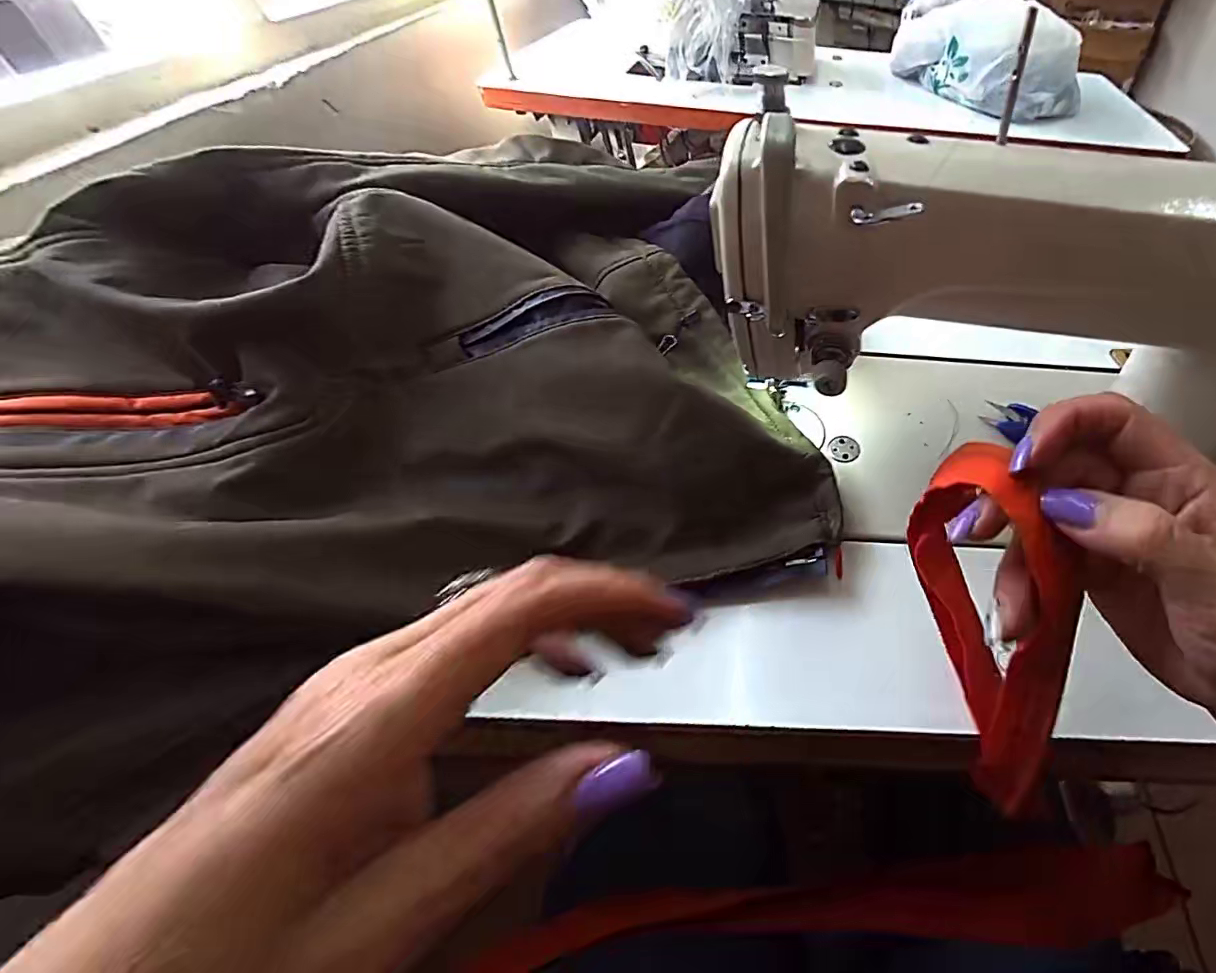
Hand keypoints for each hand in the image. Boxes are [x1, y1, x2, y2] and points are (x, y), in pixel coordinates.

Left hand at [6, 558, 692, 972]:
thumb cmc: (229, 966)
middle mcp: (364, 674)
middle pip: (514, 588)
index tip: (678, 614)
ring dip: (577, 610)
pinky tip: (560, 666)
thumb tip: (630, 763)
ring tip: (633, 646)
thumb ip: (509, 832)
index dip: (613, 594)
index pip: (520, 607)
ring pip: (492, 602)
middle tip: (672, 628)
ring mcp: (350, 679)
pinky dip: (536, 632)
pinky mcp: (349, 698)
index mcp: (373, 718)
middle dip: (608, 594)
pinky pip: (465, 631)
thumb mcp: (378, 926)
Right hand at [949, 393, 1215, 727]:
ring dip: (1014, 556)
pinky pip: (1042, 566)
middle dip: (1016, 492)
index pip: (1112, 422)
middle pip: (1061, 468)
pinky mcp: (1092, 573)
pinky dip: (1023, 589)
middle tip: (983, 523)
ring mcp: (1109, 535)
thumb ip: (1145, 535)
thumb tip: (1068, 506)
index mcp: (1176, 477)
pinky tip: (1021, 620)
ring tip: (1012, 605)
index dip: (1064, 425)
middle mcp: (1135, 496)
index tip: (1025, 461)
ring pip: (1041, 520)